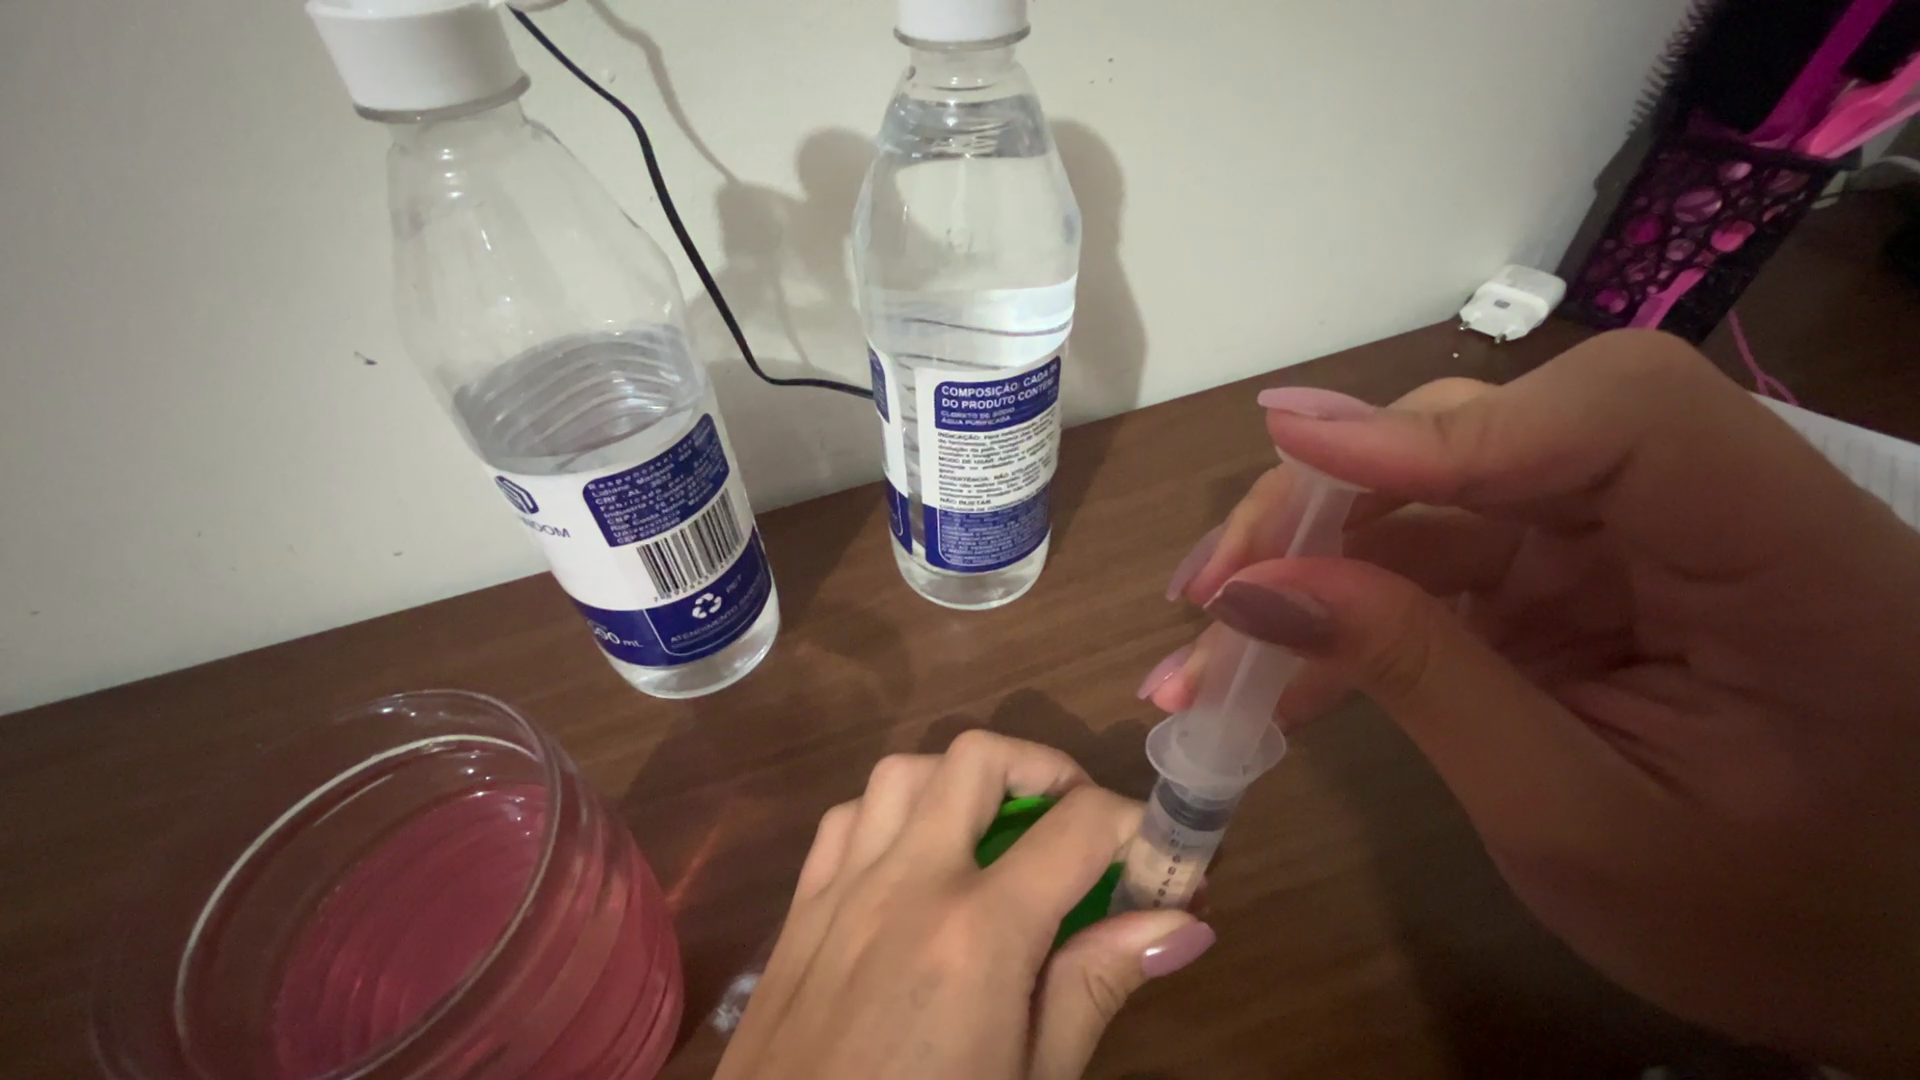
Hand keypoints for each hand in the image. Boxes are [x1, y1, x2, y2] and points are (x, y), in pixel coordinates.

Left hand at [714, 731, 1214, 1079]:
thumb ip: (1095, 985)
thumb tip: (1178, 921)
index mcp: (977, 933)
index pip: (1078, 826)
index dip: (1137, 826)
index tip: (1161, 857)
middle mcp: (908, 883)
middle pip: (979, 758)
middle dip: (1044, 768)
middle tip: (1075, 821)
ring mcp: (844, 886)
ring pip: (904, 770)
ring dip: (961, 780)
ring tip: (995, 830)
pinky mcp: (803, 906)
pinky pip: (848, 816)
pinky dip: (892, 810)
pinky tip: (914, 854)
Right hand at [1147, 331, 1919, 1075]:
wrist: (1850, 954)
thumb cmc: (1760, 917)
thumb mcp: (1577, 823)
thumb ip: (1423, 685)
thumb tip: (1257, 591)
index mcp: (1776, 557)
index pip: (1610, 419)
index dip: (1438, 427)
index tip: (1287, 443)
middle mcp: (1681, 514)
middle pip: (1469, 441)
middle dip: (1320, 507)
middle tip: (1210, 590)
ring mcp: (1597, 543)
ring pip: (1412, 503)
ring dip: (1295, 566)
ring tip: (1202, 648)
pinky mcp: (1539, 578)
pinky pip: (1408, 566)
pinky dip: (1325, 613)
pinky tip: (1259, 677)